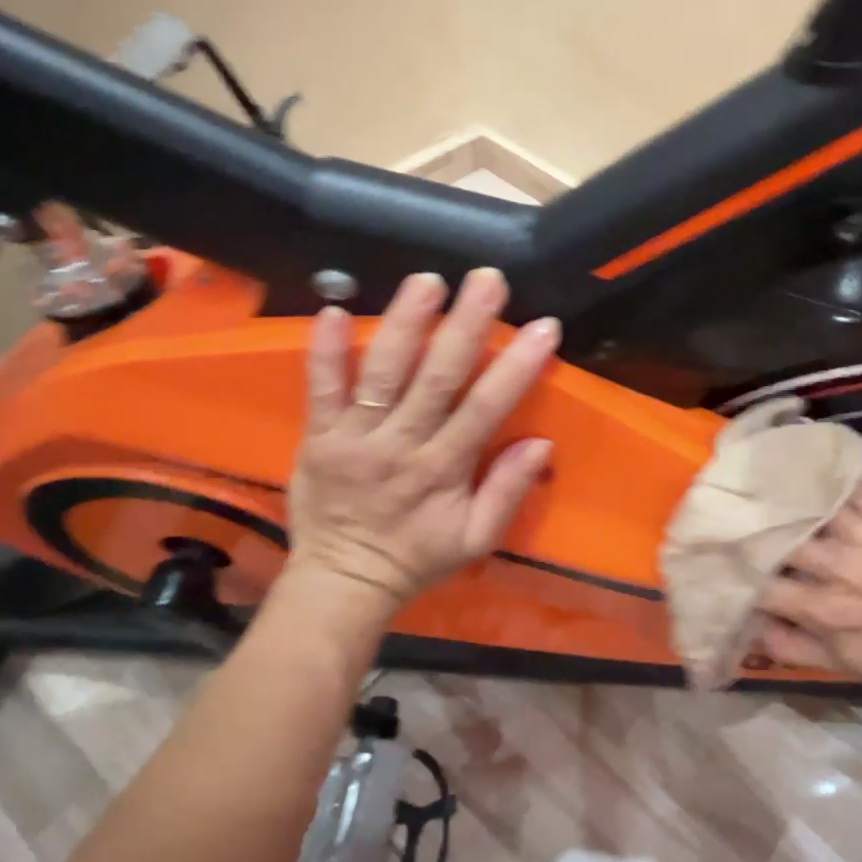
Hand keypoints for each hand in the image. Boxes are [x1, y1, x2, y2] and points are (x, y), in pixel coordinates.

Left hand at [284, 267, 559, 607]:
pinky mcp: (318, 436)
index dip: (516, 366)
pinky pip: (320, 389)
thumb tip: (541, 443)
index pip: (486, 408)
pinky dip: (324, 352)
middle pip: (438, 377)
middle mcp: (401, 446)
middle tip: (487, 279)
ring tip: (426, 280)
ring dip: (404, 323)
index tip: (543, 327)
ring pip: (382, 373)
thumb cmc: (418, 557)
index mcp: (443, 470)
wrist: (342, 581)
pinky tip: (332, 310)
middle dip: (465, 325)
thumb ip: (507, 491)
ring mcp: (355, 439)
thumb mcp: (476, 539)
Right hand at [756, 484, 861, 695]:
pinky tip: (811, 470)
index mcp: (823, 608)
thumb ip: (791, 648)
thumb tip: (749, 628)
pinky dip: (830, 479)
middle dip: (754, 531)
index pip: (763, 586)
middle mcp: (837, 567)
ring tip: (764, 486)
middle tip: (736, 519)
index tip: (722, 564)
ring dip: (787, 499)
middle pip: (781, 540)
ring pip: (812, 507)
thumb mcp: (842, 664)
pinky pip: (852, 487)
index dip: (737, 574)